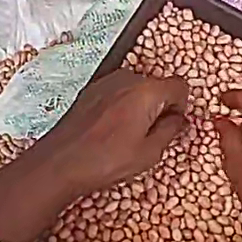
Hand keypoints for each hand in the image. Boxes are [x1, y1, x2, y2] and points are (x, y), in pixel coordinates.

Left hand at [18, 69, 189, 202]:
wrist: (60, 162)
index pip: (180, 86)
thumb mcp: (149, 153)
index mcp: (147, 91)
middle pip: (158, 86)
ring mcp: (107, 82)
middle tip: (150, 136)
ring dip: (140, 108)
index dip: (181, 107)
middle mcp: (127, 79)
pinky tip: (112, 131)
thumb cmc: (104, 160)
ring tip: (128, 136)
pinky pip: (118, 93)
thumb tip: (178, 119)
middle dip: (160, 107)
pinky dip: (122, 107)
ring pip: (137, 89)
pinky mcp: (92, 90)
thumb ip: (170, 130)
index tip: (173, 124)